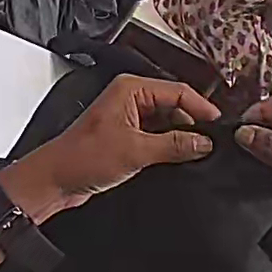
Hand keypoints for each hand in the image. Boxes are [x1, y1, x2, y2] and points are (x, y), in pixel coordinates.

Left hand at [0, 74, 220, 221]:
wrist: (54, 182)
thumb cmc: (80, 158)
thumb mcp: (135, 150)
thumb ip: (173, 144)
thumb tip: (202, 142)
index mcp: (130, 89)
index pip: (178, 90)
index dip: (201, 108)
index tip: (218, 126)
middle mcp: (130, 98)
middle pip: (174, 105)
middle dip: (192, 123)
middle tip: (210, 143)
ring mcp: (129, 118)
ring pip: (167, 122)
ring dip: (180, 136)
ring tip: (197, 152)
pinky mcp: (127, 136)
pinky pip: (157, 136)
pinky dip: (169, 146)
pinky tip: (179, 158)